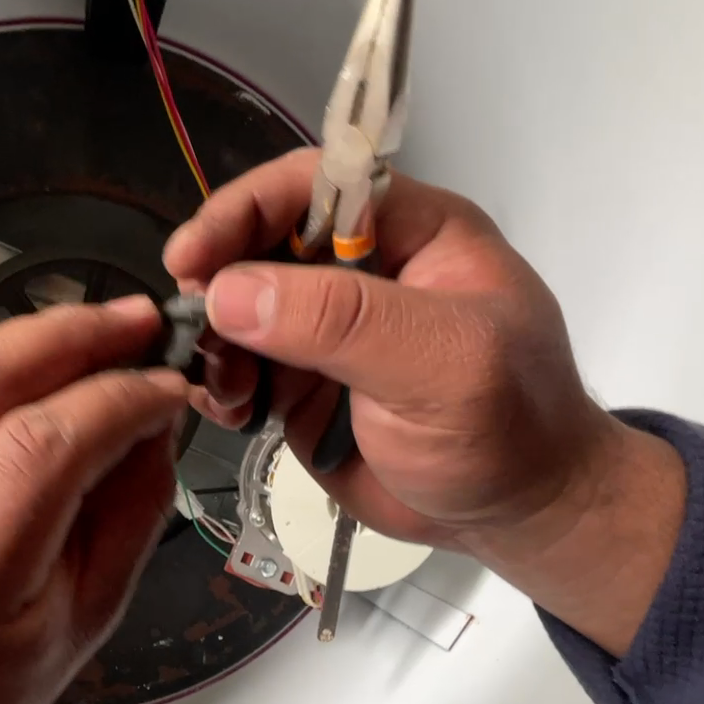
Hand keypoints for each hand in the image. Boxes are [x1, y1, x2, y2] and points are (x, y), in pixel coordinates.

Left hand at [0, 298, 185, 703]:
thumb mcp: (87, 618)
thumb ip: (131, 511)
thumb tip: (153, 422)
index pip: (36, 452)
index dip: (114, 403)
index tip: (163, 389)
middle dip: (67, 337)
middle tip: (133, 323)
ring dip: (30, 342)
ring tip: (98, 337)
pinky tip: (39, 380)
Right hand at [165, 149, 686, 653]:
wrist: (512, 515)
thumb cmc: (505, 430)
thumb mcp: (438, 364)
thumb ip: (340, 321)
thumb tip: (227, 293)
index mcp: (409, 233)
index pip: (310, 189)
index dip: (243, 210)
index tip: (190, 257)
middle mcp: (359, 273)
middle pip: (260, 249)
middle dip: (218, 286)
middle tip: (190, 332)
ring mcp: (325, 334)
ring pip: (240, 314)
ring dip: (216, 347)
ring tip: (225, 392)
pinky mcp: (300, 387)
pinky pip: (240, 371)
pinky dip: (221, 388)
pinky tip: (229, 414)